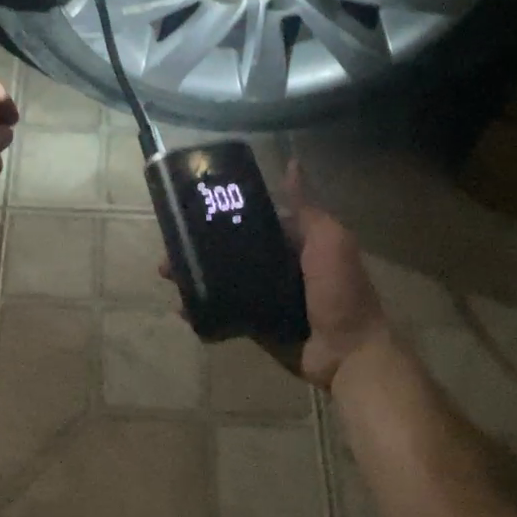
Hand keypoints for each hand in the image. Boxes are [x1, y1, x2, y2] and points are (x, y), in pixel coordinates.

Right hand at [156, 160, 397, 388]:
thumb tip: (291, 163)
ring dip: (195, 275)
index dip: (224, 214)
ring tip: (168, 274)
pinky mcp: (256, 325)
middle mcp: (279, 267)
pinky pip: (224, 312)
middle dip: (200, 247)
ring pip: (223, 280)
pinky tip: (181, 307)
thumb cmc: (340, 291)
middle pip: (232, 251)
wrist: (348, 353)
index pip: (254, 221)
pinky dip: (202, 309)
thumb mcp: (329, 241)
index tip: (192, 210)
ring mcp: (265, 298)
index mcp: (296, 243)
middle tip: (171, 247)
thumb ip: (307, 208)